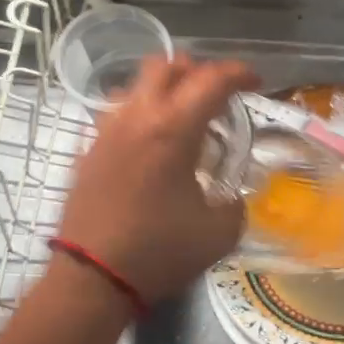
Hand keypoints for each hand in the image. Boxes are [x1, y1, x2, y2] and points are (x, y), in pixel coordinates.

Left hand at [57, 54, 257, 300]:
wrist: (93, 277)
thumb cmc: (159, 252)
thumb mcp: (219, 233)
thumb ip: (235, 205)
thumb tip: (232, 197)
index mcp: (173, 130)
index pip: (211, 80)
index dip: (240, 73)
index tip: (256, 84)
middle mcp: (136, 118)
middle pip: (166, 66)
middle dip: (197, 70)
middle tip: (217, 95)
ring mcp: (105, 132)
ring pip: (135, 86)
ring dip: (164, 90)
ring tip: (181, 117)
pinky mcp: (87, 152)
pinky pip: (116, 116)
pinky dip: (140, 117)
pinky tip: (150, 146)